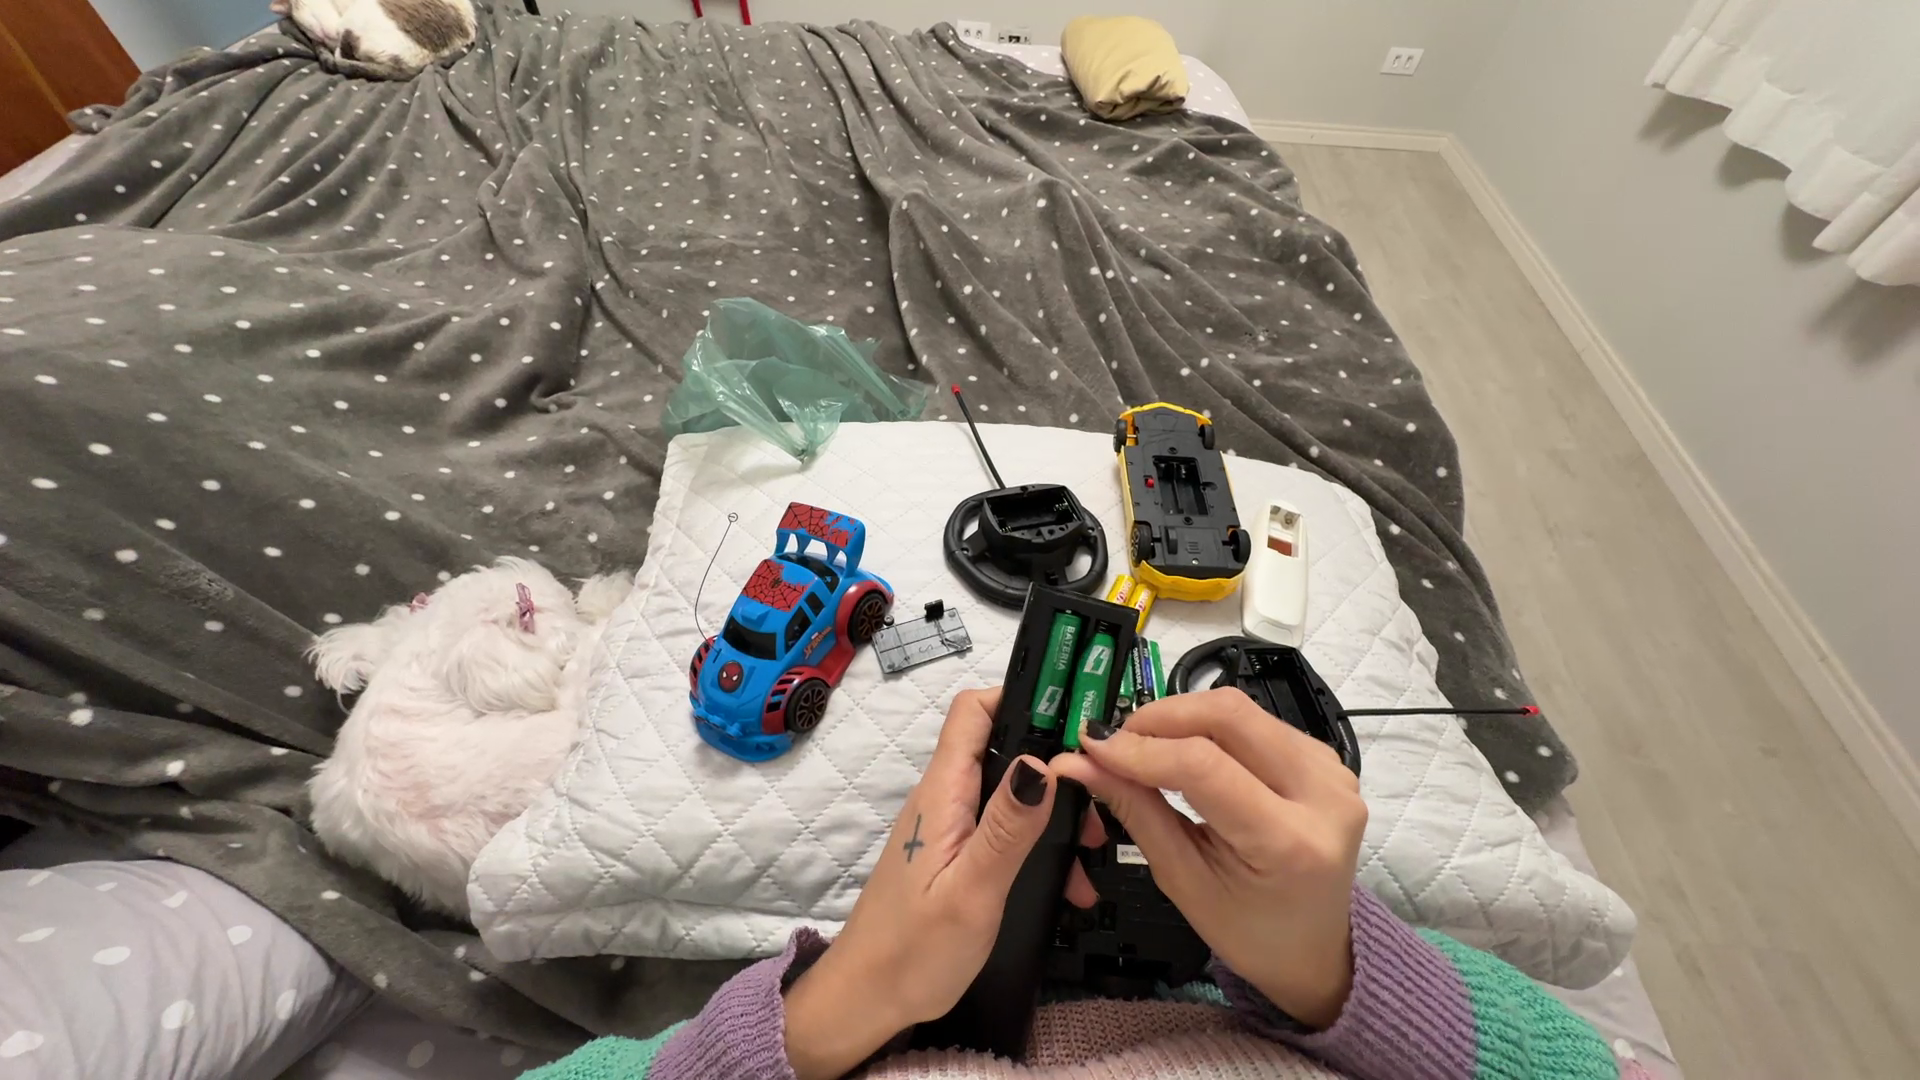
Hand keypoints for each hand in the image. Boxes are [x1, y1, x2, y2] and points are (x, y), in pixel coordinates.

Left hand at [784, 688, 1060, 1079]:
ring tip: (1089, 852)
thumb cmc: (914, 952)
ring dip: (1052, 811)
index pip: (973, 711)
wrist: (868, 1000)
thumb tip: (1041, 763)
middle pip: (1001, 746)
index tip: (1070, 714)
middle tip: (1097, 800)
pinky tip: (1065, 881)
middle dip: (1053, 764)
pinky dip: (1036, 843)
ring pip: (1009, 790)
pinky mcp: (954, 850)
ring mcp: (949, 823)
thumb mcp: (972, 891)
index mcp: (944, 791)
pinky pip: (1002, 827)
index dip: (1019, 696)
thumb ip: (1008, 827)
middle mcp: (945, 796)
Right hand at [1051, 687, 1367, 1028]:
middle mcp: (1322, 795)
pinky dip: (1206, 725)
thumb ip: (1134, 811)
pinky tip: (1185, 751)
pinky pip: (1253, 718)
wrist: (1313, 947)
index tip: (1092, 746)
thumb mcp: (1181, 880)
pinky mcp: (1324, 755)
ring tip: (1146, 748)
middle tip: (1119, 740)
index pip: (1203, 766)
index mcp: (1290, 843)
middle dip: (1160, 716)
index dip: (1140, 748)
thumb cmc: (1247, 928)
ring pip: (1238, 707)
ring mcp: (1329, 769)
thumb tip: (1079, 763)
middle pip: (1228, 714)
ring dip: (1181, 717)